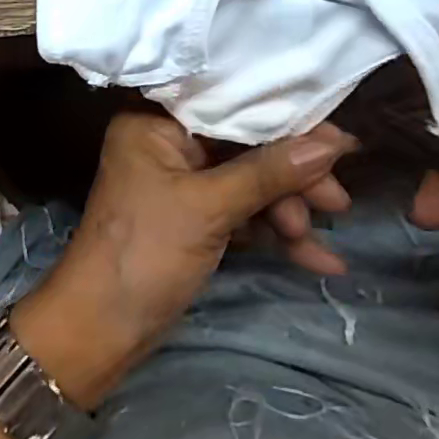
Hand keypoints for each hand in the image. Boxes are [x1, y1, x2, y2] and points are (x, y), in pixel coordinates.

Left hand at [12, 113, 354, 407]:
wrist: (100, 331)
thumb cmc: (144, 253)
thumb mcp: (208, 208)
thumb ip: (268, 172)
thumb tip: (332, 144)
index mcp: (154, 122)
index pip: (229, 107)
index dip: (284, 122)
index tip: (338, 141)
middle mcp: (166, 144)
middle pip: (244, 147)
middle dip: (291, 175)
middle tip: (336, 200)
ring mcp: (181, 184)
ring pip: (247, 182)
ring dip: (285, 208)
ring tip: (316, 235)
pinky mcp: (193, 220)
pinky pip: (241, 213)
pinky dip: (272, 232)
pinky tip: (318, 259)